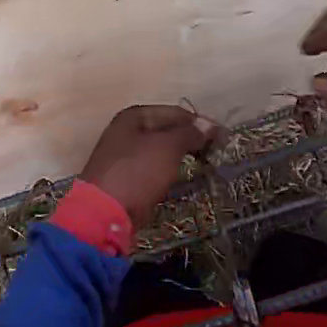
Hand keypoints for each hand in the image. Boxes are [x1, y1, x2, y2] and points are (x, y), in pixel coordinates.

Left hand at [78, 106, 216, 225]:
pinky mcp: (126, 180)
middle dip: (191, 139)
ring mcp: (124, 157)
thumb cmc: (136, 172)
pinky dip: (168, 171)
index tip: (223, 137)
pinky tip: (181, 178)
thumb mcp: (167, 147)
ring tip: (204, 164)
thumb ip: (189, 133)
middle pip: (166, 131)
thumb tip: (209, 125)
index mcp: (134, 117)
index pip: (175, 113)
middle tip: (216, 152)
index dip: (200, 123)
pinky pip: (153, 169)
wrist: (103, 213)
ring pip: (160, 151)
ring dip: (181, 155)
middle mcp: (126, 132)